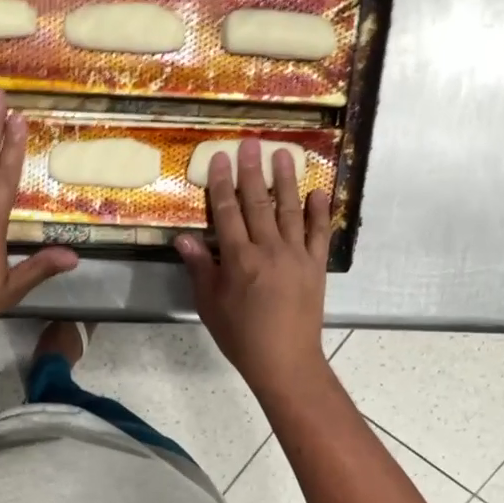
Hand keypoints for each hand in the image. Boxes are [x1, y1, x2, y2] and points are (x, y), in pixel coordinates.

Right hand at [174, 139, 332, 396]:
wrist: (285, 360)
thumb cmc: (241, 337)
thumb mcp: (210, 305)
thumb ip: (201, 268)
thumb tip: (184, 238)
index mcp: (238, 258)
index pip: (227, 212)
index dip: (221, 183)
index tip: (220, 158)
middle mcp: (268, 249)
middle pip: (258, 202)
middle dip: (252, 171)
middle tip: (251, 142)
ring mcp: (296, 255)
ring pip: (289, 209)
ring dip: (286, 180)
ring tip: (283, 154)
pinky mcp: (316, 265)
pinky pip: (319, 232)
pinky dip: (319, 211)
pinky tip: (318, 191)